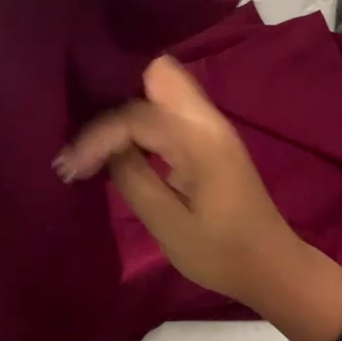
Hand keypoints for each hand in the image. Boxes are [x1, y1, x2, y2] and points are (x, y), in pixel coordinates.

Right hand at [55, 56, 341, 340]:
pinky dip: (137, 120)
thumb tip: (105, 150)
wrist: (271, 266)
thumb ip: (133, 179)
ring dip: (122, 107)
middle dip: (111, 95)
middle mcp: (207, 120)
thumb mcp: (169, 224)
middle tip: (80, 137)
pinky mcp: (206, 138)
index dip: (97, 137)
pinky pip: (166, 108)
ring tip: (89, 145)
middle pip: (156, 74)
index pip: (136, 115)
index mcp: (201, 141)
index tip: (70, 168)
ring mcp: (210, 126)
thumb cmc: (221, 253)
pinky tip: (115, 146)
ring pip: (159, 87)